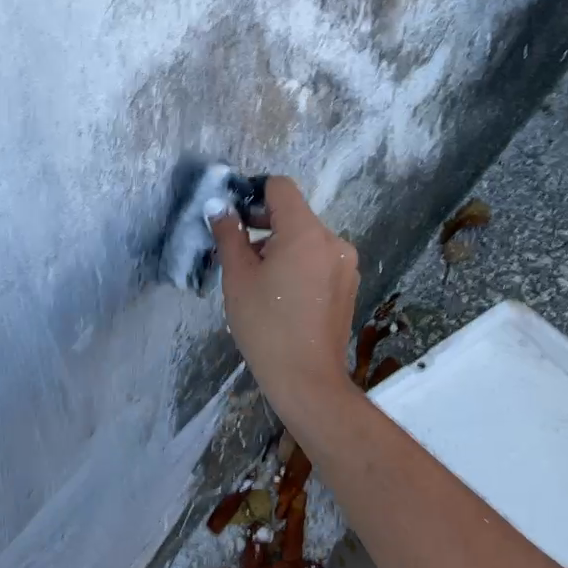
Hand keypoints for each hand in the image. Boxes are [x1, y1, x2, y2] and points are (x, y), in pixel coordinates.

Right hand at [212, 176, 359, 410]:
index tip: (234, 217)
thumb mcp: (237, 277)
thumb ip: (228, 234)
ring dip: (281, 246)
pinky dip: (298, 263)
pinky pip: (318, 258)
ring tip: (258, 279)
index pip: (281, 187)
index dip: (254, 193)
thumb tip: (219, 208)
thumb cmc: (266, 326)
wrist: (307, 380)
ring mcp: (345, 264)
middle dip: (264, 224)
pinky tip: (281, 294)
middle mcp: (333, 241)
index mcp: (306, 232)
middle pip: (294, 213)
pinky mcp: (348, 284)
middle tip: (238, 252)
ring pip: (306, 238)